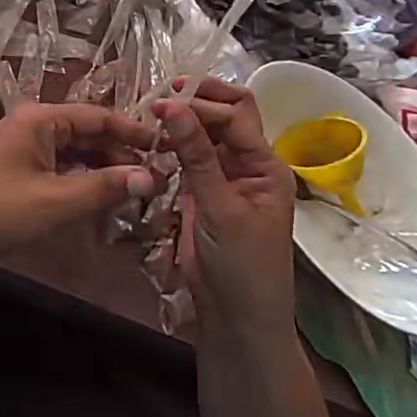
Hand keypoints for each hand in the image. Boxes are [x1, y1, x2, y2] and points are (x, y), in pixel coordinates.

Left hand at [0, 103, 157, 256]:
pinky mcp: (19, 166)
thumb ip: (105, 187)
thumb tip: (151, 178)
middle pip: (87, 132)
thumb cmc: (1, 207)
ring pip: (75, 151)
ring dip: (103, 168)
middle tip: (156, 176)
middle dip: (120, 153)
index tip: (166, 147)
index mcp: (42, 119)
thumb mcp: (58, 199)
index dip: (133, 131)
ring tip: (136, 189)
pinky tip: (102, 197)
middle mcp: (34, 124)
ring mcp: (25, 145)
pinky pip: (60, 165)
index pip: (98, 116)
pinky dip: (82, 179)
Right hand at [154, 78, 295, 334]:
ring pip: (205, 133)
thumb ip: (196, 155)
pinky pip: (190, 154)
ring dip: (182, 120)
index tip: (162, 103)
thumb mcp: (219, 208)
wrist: (238, 317)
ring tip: (150, 116)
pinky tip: (152, 140)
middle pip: (226, 116)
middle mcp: (248, 163)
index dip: (201, 105)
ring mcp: (224, 175)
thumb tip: (172, 106)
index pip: (235, 117)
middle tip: (157, 99)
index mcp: (266, 165)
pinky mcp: (203, 189)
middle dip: (197, 101)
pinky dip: (173, 143)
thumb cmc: (242, 265)